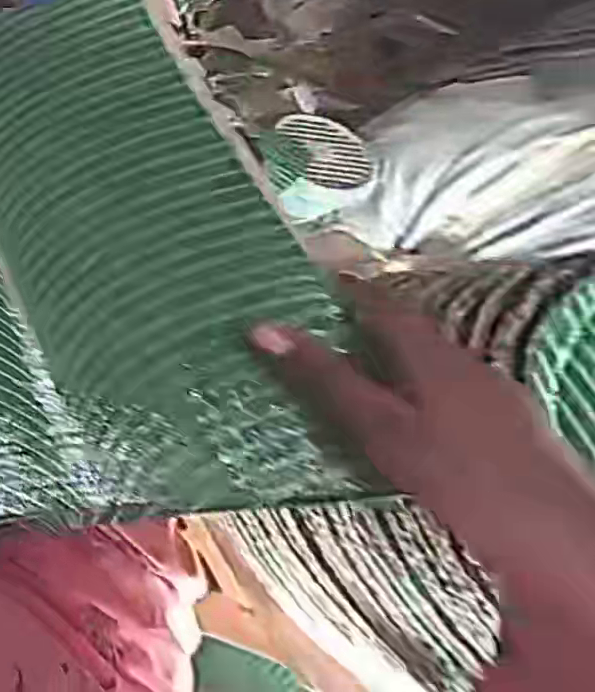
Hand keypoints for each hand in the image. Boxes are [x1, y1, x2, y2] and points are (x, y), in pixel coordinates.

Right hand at [250, 280, 594, 687]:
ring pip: (431, 364)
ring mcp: (501, 403)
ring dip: (388, 357)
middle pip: (413, 335)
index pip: (388, 308)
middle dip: (365, 325)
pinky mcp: (511, 431)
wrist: (565, 549)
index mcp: (440, 361)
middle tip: (314, 321)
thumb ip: (322, 374)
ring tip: (343, 363)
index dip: (351, 290)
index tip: (313, 277)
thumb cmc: (460, 478)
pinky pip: (447, 389)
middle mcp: (475, 371)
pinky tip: (393, 408)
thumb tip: (261, 327)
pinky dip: (410, 384)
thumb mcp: (376, 424)